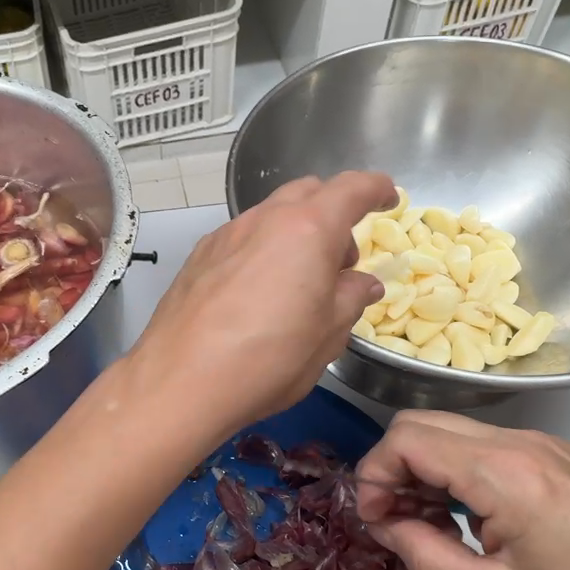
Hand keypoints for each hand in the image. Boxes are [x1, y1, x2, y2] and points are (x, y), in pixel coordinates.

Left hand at [125, 172, 394, 438]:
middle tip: (342, 261)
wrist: (181, 380)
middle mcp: (263, 220)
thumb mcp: (327, 335)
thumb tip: (361, 282)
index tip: (388, 198)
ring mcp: (224, 236)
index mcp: (306, 229)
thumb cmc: (268, 358)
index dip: (375, 189)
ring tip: (299, 283)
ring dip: (294, 234)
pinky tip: (258, 293)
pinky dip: (261, 250)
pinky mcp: (197, 258)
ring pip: (269, 216)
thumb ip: (350, 298)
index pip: (351, 188)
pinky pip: (241, 239)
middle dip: (332, 214)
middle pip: (307, 193)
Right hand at [356, 410, 569, 569]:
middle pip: (420, 424)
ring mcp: (541, 443)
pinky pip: (483, 444)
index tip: (372, 519)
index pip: (405, 439)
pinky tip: (471, 518)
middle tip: (393, 519)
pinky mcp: (557, 454)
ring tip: (430, 524)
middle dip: (391, 466)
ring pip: (450, 431)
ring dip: (423, 468)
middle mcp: (518, 442)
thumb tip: (384, 526)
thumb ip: (427, 557)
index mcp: (503, 473)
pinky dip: (456, 469)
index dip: (373, 474)